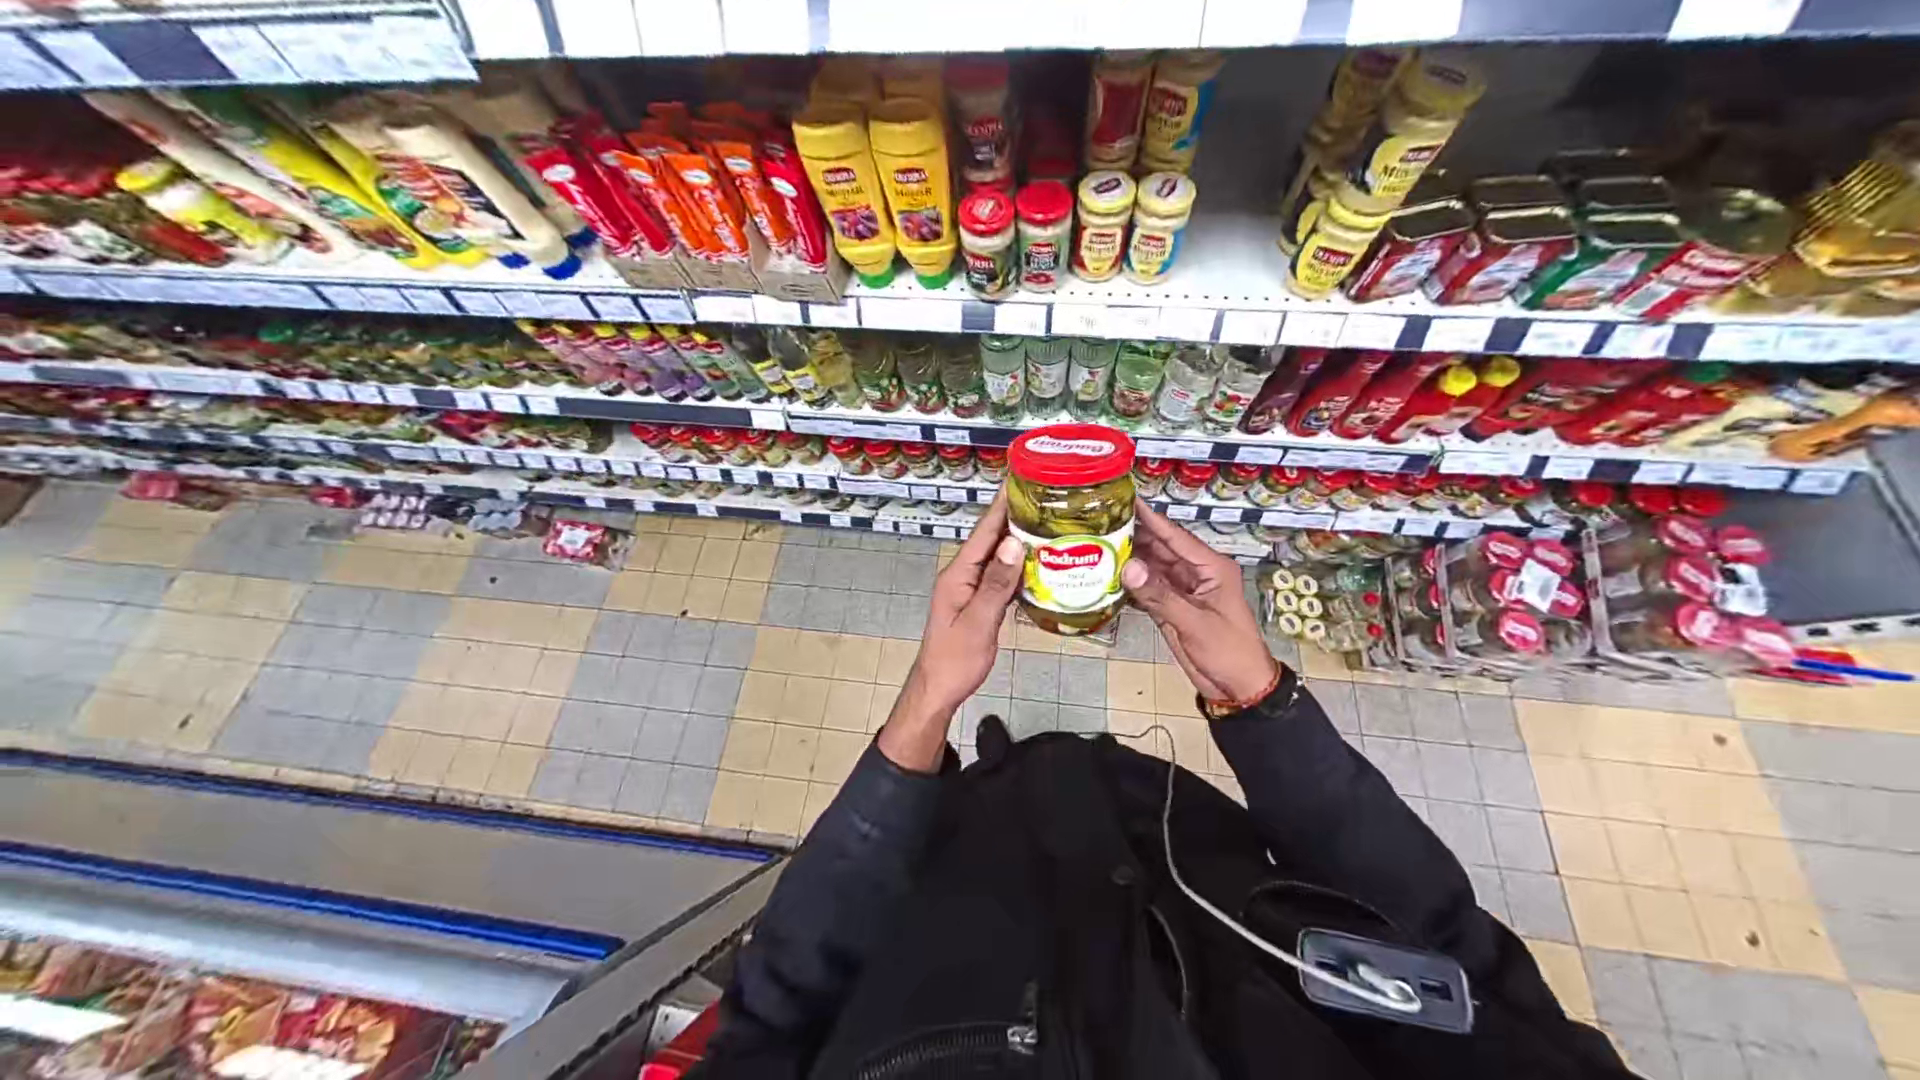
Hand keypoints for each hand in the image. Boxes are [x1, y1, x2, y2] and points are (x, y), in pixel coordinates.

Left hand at [880, 490, 1022, 770]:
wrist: (939, 690)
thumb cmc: (955, 660)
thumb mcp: (977, 623)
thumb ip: (995, 584)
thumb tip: (1014, 543)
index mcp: (958, 574)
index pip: (984, 531)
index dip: (1003, 504)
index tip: (1023, 478)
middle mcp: (963, 574)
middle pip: (992, 539)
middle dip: (1017, 516)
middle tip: (1049, 496)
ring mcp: (970, 587)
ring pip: (999, 556)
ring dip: (1021, 538)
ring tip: (1051, 521)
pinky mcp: (979, 600)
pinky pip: (1001, 575)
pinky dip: (1020, 565)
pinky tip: (1040, 561)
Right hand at [1121, 498, 1279, 704]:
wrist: (1237, 688)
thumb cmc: (1228, 651)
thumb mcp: (1195, 623)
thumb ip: (1160, 596)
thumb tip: (1128, 568)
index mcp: (1211, 568)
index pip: (1175, 537)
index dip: (1151, 518)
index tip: (1127, 499)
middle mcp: (1195, 573)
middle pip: (1160, 548)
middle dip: (1134, 534)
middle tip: (1101, 519)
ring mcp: (1182, 590)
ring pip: (1151, 567)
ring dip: (1128, 558)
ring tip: (1097, 541)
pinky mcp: (1171, 607)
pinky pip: (1147, 588)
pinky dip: (1130, 583)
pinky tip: (1107, 574)